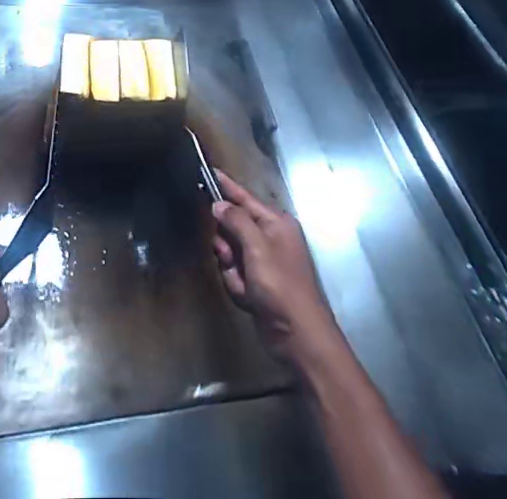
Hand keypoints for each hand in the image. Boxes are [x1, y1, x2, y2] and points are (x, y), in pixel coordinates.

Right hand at [211, 170, 341, 370]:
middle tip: (229, 258)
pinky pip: (234, 273)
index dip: (226, 187)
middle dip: (226, 245)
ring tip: (244, 284)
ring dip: (231, 269)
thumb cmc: (280, 286)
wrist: (298, 335)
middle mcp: (271, 237)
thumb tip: (219, 204)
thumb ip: (236, 221)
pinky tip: (247, 297)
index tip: (209, 172)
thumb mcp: (256, 247)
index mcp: (276, 223)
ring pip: (229, 252)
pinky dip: (236, 284)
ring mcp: (264, 261)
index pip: (244, 198)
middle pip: (231, 227)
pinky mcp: (258, 282)